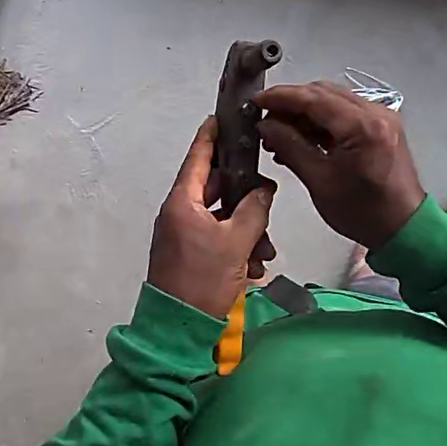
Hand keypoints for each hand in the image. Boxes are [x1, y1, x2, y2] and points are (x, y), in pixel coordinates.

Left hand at [148, 117, 276, 316]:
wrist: (179, 328)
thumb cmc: (202, 280)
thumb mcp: (235, 243)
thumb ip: (253, 210)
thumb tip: (263, 190)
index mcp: (183, 202)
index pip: (198, 158)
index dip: (210, 136)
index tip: (219, 117)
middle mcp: (180, 213)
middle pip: (216, 190)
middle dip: (246, 198)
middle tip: (267, 199)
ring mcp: (183, 235)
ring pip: (222, 218)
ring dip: (247, 231)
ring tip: (264, 253)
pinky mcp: (191, 255)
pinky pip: (218, 240)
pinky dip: (237, 248)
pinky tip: (253, 267)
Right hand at [256, 81, 425, 248]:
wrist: (402, 227)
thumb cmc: (363, 211)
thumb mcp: (319, 180)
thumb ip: (289, 146)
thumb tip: (265, 126)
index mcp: (363, 126)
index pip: (314, 98)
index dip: (280, 97)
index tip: (256, 102)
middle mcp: (376, 113)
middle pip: (322, 93)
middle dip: (290, 105)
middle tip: (264, 124)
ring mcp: (380, 117)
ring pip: (331, 101)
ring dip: (303, 114)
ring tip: (278, 136)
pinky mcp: (379, 126)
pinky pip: (343, 113)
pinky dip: (319, 122)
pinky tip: (300, 139)